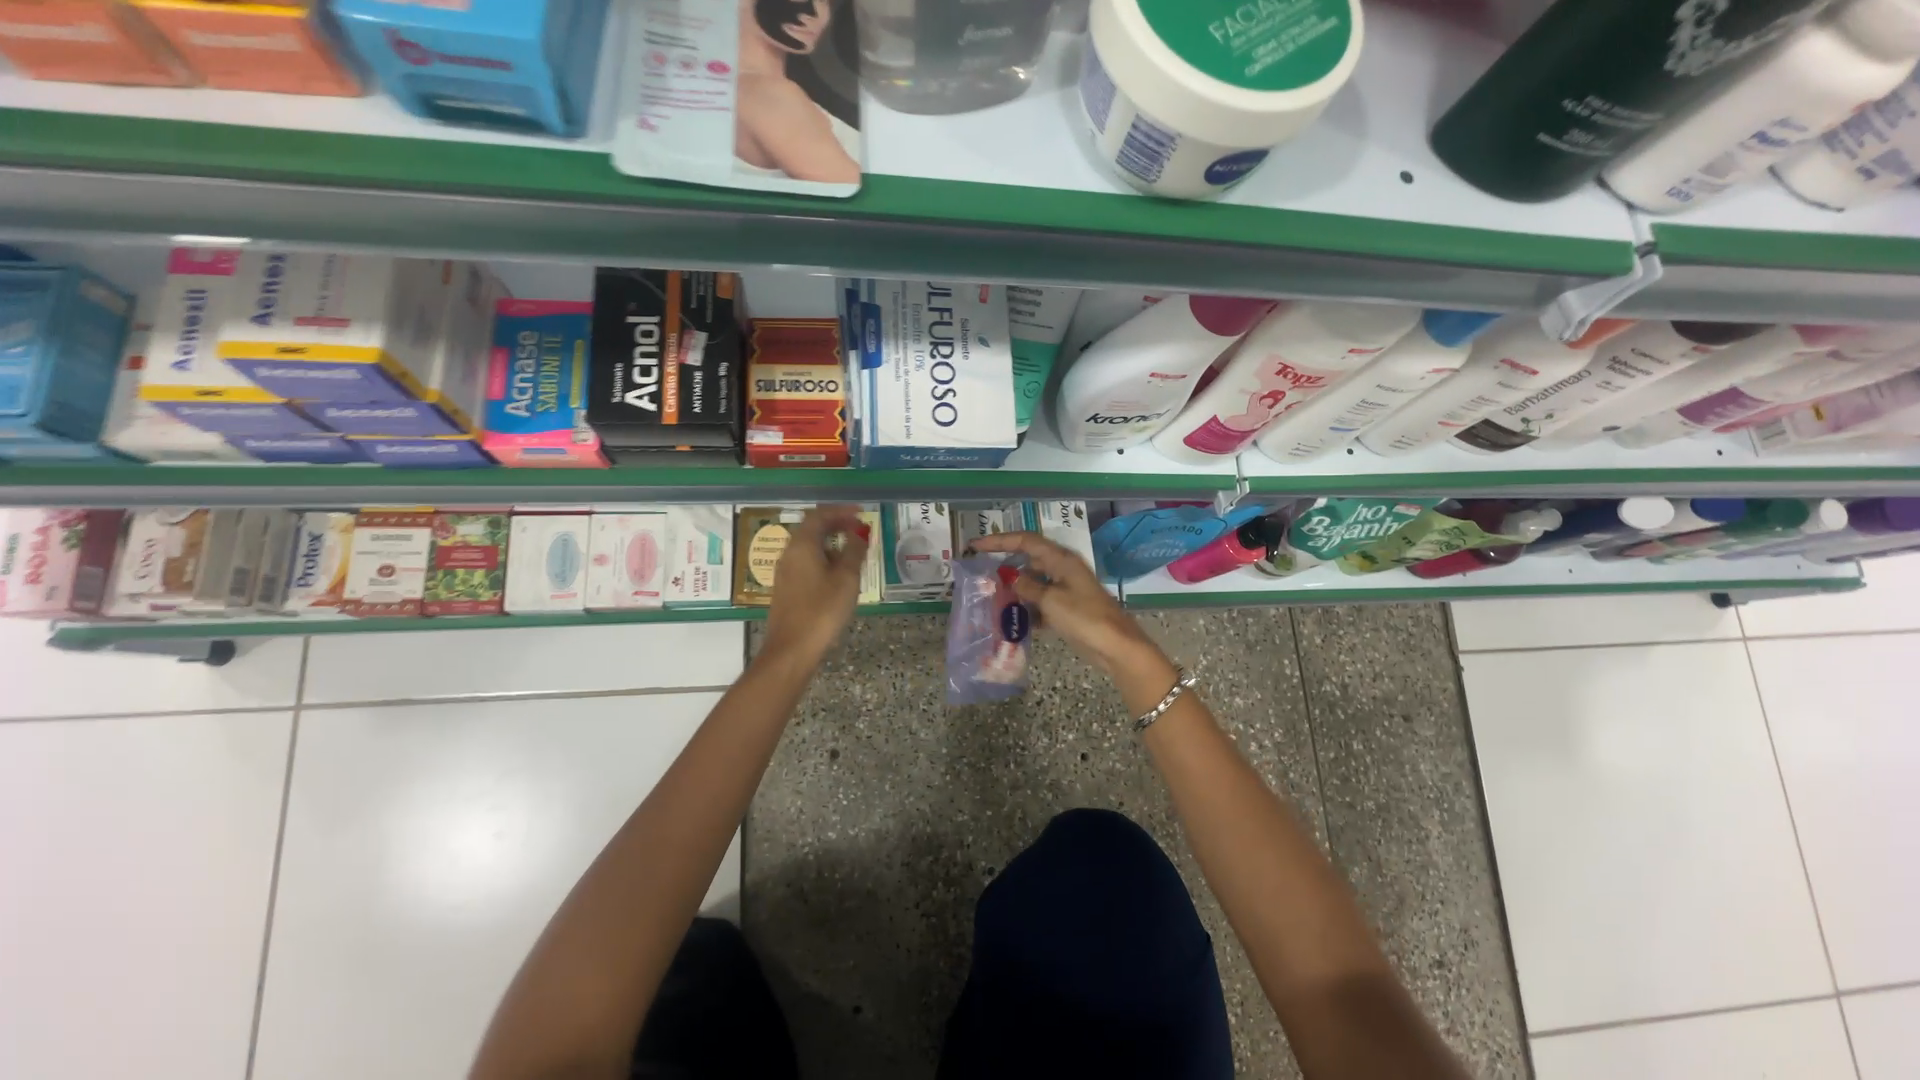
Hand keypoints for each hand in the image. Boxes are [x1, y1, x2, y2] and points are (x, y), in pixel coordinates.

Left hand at [763, 505, 868, 665]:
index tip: (861, 513)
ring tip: (854, 551)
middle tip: (859, 529)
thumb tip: (859, 532)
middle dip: (836, 525)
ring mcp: (785, 572)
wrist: (791, 649)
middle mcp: (789, 553)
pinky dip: (824, 559)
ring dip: (831, 543)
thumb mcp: (846, 579)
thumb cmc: (822, 611)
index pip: (819, 515)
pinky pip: (806, 563)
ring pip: (809, 547)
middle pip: (811, 529)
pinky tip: (838, 574)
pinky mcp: (786, 588)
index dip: (841, 511)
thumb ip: (854, 551)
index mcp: (802, 545)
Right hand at [967, 531, 1165, 677]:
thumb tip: (1008, 576)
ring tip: (990, 598)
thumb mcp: (1051, 600)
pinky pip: (1039, 603)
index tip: (975, 546)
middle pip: (1028, 560)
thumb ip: (1026, 586)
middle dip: (1005, 566)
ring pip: (1033, 583)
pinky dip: (1026, 608)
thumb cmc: (1084, 618)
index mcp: (1061, 559)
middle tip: (980, 574)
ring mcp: (1065, 590)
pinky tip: (1010, 620)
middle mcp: (1062, 570)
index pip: (1025, 541)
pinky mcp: (1066, 610)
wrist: (1115, 647)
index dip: (999, 540)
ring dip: (1014, 590)